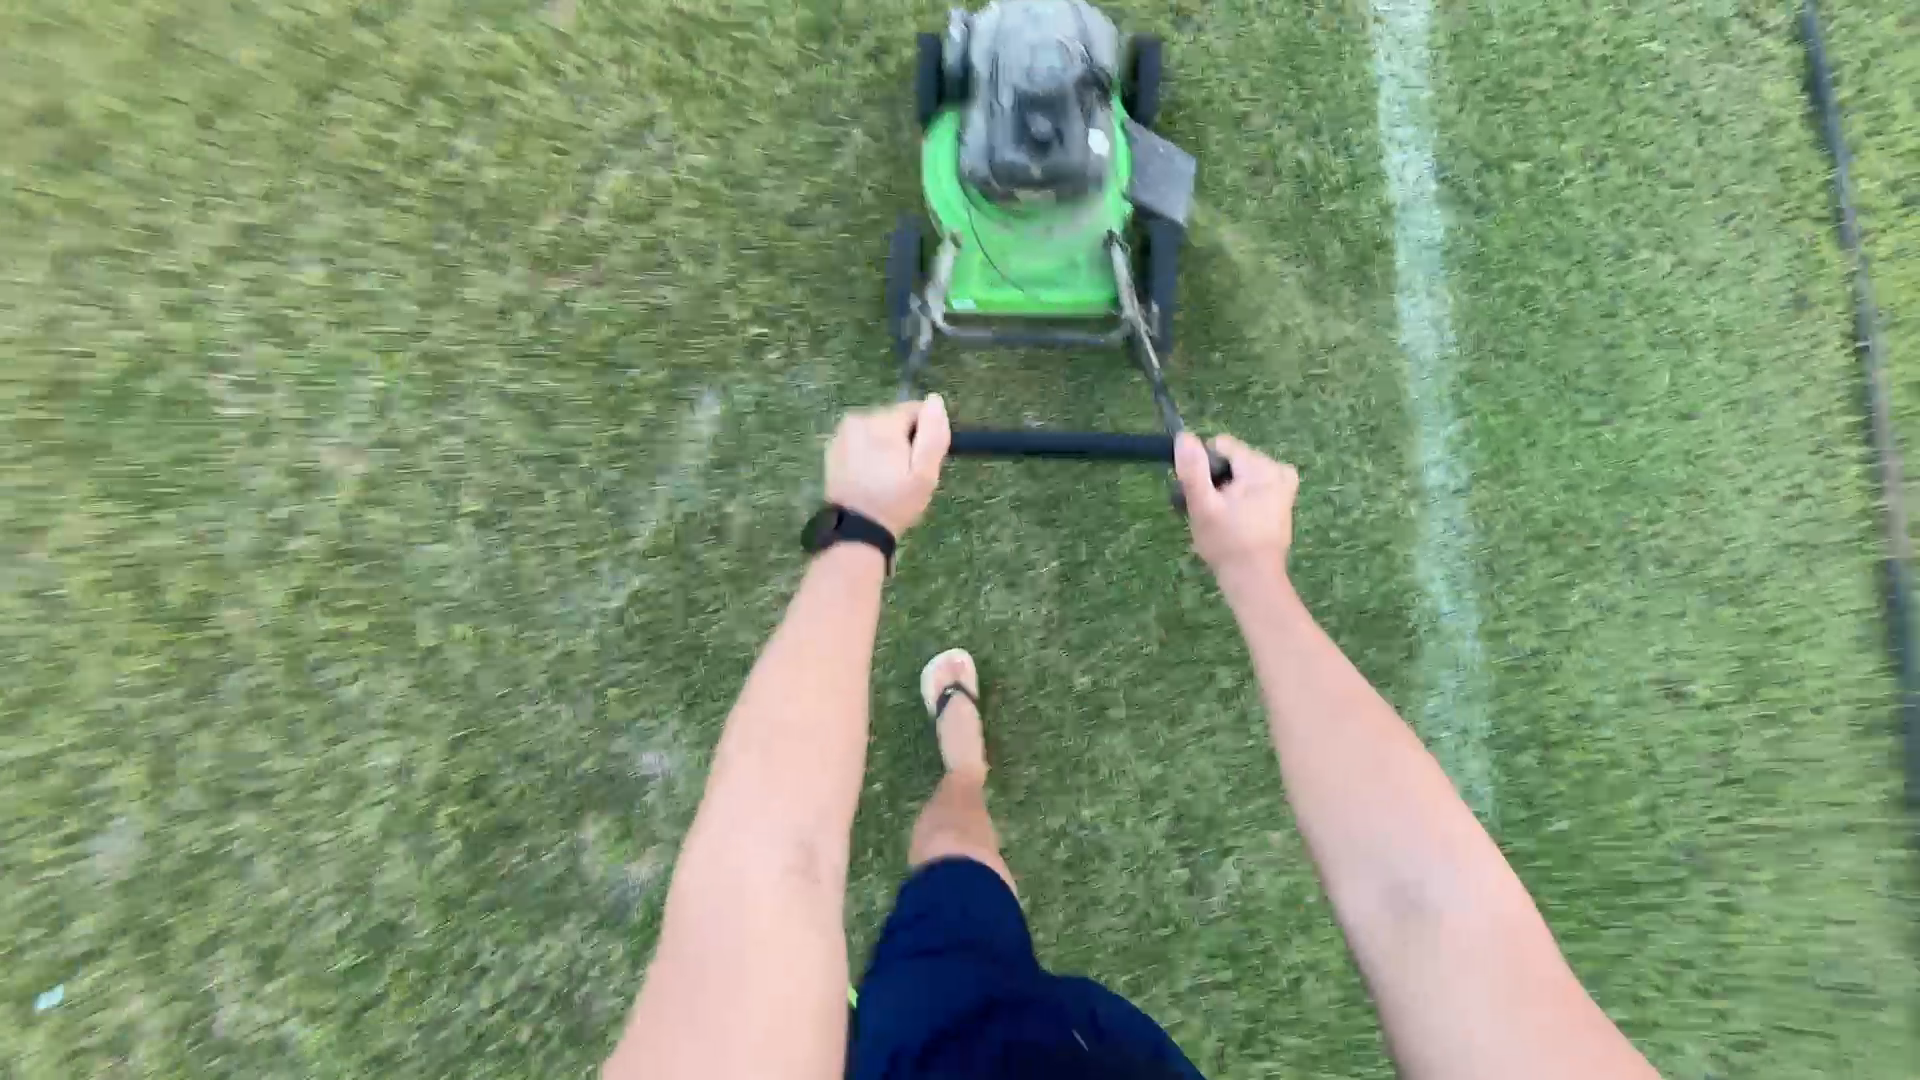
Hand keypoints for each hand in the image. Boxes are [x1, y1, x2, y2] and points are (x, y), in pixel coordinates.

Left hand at [825, 395, 950, 536]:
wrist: (856, 531)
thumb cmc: (896, 503)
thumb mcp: (925, 474)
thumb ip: (933, 435)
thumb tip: (935, 400)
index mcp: (882, 424)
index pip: (915, 409)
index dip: (924, 434)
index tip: (921, 461)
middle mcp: (858, 420)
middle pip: (894, 419)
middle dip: (904, 439)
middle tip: (905, 473)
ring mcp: (841, 434)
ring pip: (877, 428)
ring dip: (886, 445)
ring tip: (887, 476)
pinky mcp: (832, 448)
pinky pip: (860, 440)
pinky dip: (868, 452)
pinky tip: (869, 476)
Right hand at [1174, 432, 1298, 583]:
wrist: (1253, 578)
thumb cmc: (1226, 543)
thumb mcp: (1202, 506)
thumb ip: (1193, 469)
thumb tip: (1185, 436)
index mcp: (1261, 467)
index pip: (1220, 446)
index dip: (1204, 469)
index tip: (1204, 495)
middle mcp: (1278, 469)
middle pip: (1232, 460)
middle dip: (1217, 480)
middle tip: (1211, 511)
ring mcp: (1284, 485)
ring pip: (1241, 473)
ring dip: (1227, 491)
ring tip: (1222, 518)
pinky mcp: (1284, 500)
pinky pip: (1254, 485)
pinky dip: (1242, 498)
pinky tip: (1237, 519)